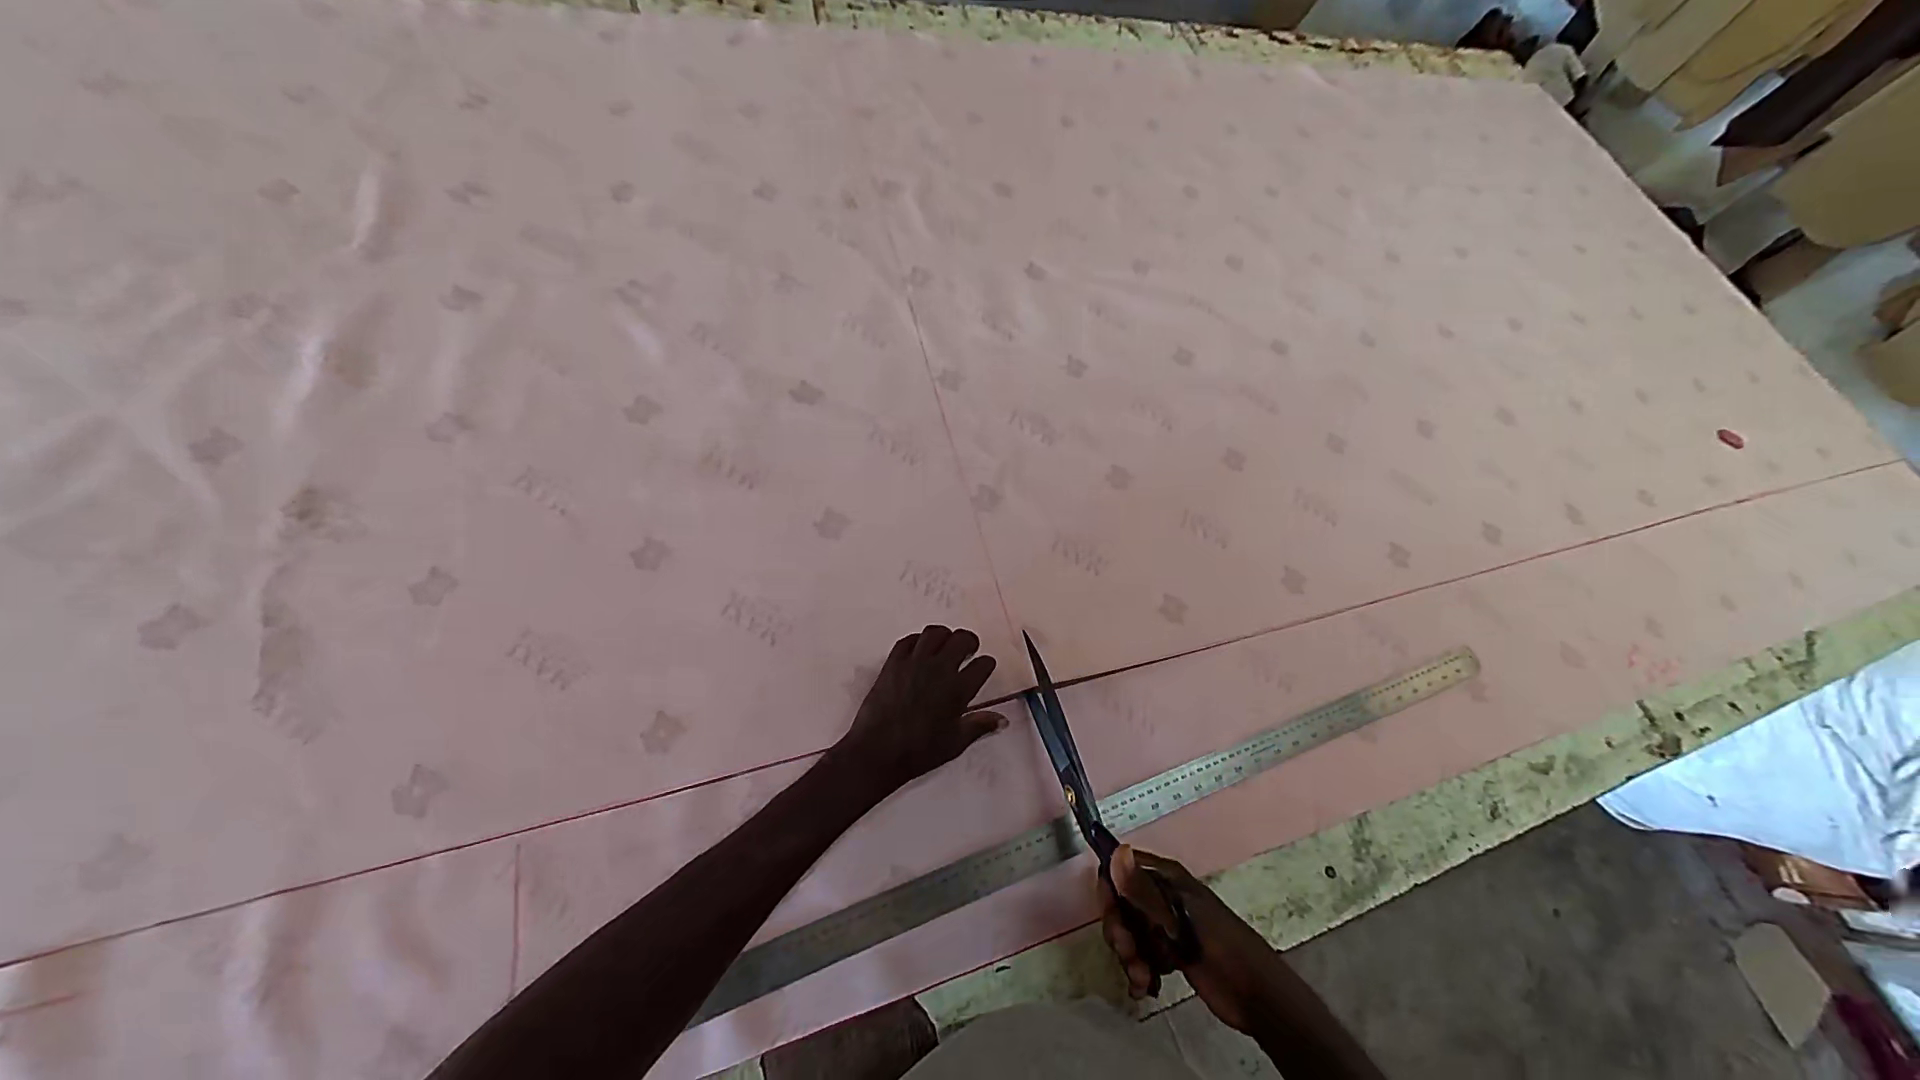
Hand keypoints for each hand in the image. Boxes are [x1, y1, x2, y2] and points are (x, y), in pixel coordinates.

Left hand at [826, 626, 1005, 797]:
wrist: (878, 751)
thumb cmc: (917, 750)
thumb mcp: (956, 742)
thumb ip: (980, 726)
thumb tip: (1001, 720)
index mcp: (958, 689)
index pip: (983, 665)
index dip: (986, 664)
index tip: (983, 667)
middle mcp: (938, 670)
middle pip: (961, 639)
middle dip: (970, 642)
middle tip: (968, 649)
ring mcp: (914, 663)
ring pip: (935, 633)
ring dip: (944, 636)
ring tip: (945, 644)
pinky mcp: (893, 663)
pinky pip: (908, 640)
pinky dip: (917, 640)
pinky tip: (919, 649)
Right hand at [1100, 845, 1288, 1034]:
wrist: (1256, 993)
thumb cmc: (1220, 945)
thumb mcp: (1179, 915)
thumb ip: (1143, 888)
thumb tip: (1116, 852)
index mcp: (1165, 878)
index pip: (1120, 871)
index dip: (1110, 893)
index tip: (1113, 917)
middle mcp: (1161, 897)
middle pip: (1120, 907)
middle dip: (1121, 934)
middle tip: (1131, 954)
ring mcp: (1164, 926)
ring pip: (1128, 935)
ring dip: (1130, 959)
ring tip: (1144, 979)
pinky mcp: (1168, 954)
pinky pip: (1140, 957)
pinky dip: (1139, 973)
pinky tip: (1147, 988)